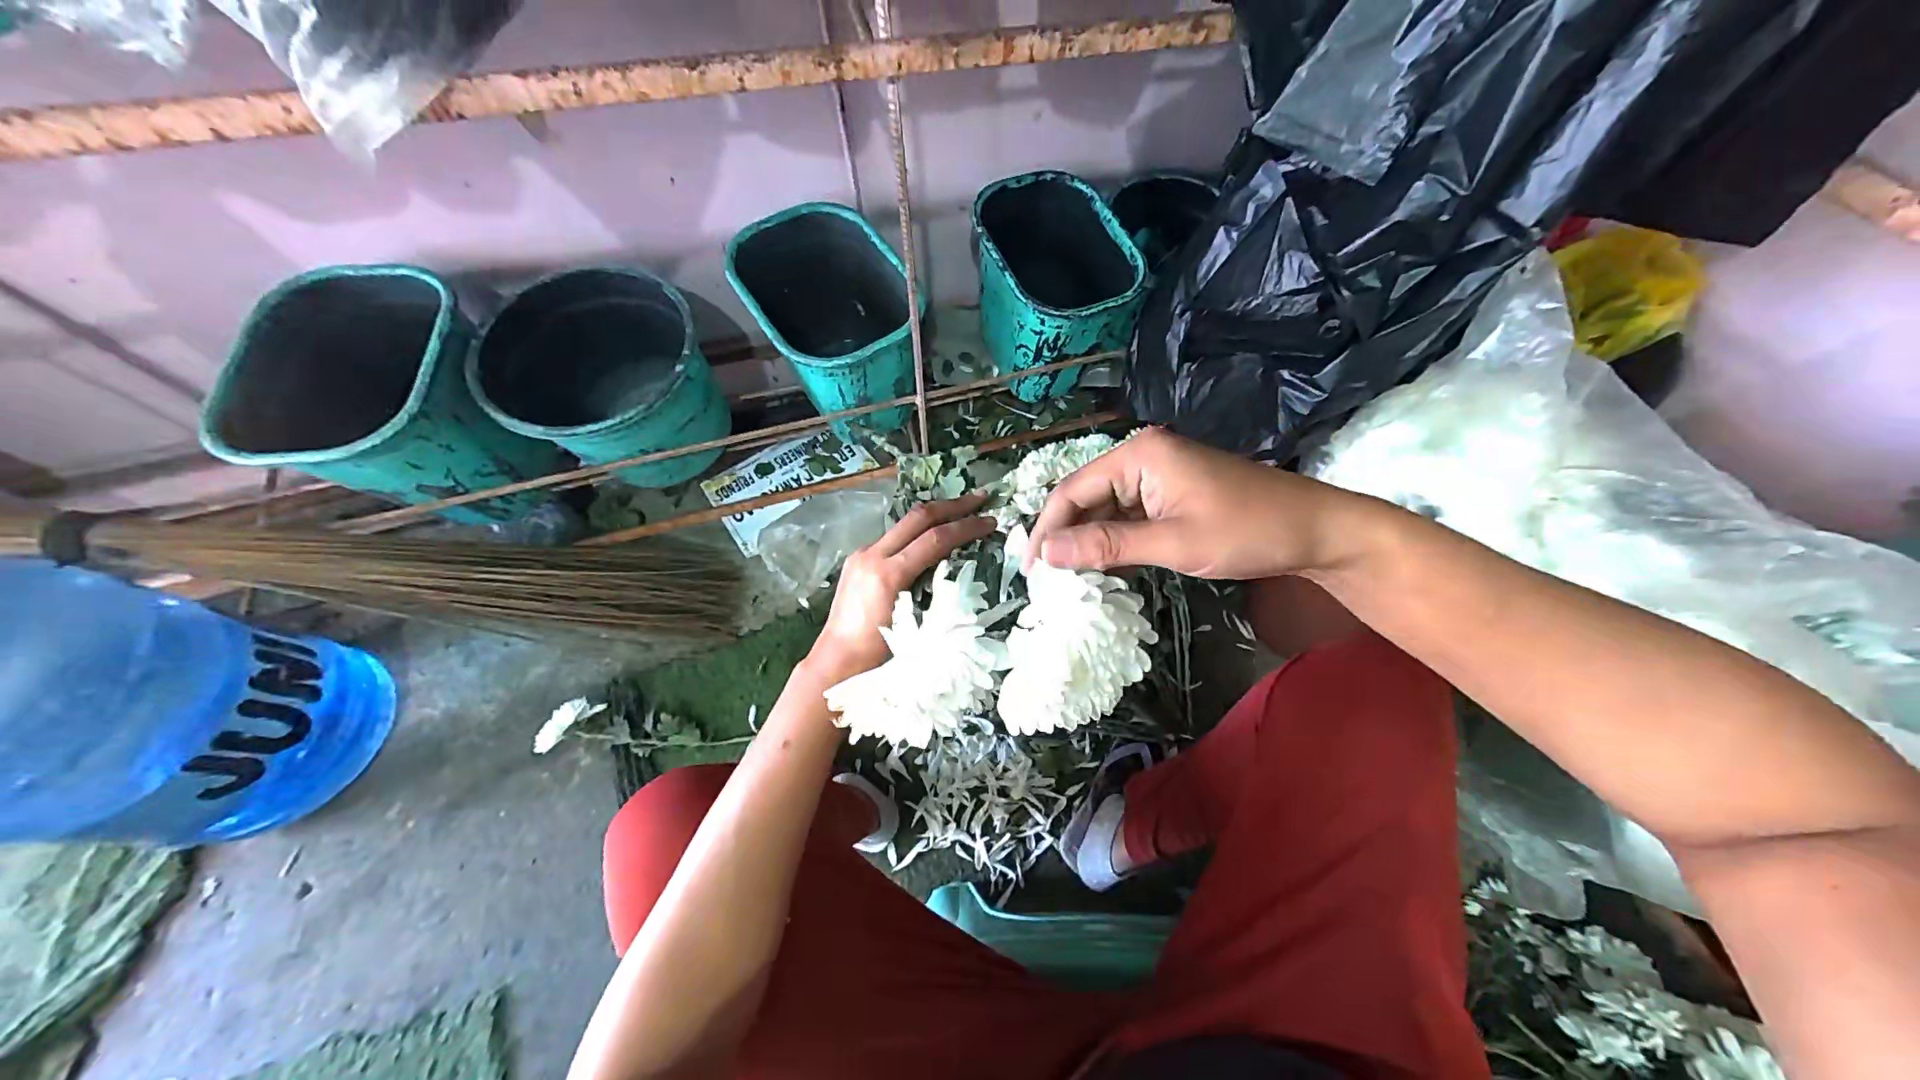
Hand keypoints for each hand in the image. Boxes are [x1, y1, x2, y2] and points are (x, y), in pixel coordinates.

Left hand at [808, 493, 996, 679]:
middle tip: (981, 498)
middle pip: (919, 517)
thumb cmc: (879, 654)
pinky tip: (933, 533)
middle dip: (954, 505)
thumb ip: (936, 592)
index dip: (967, 527)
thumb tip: (960, 568)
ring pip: (905, 523)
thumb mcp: (915, 624)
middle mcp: (872, 555)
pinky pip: (893, 538)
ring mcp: (862, 555)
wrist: (839, 661)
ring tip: (961, 509)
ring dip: (936, 514)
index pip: (935, 539)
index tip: (991, 521)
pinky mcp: (858, 560)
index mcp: (888, 574)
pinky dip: (918, 531)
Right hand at [1028, 428, 1378, 578]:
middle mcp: (1142, 456)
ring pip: (1104, 509)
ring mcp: (1157, 474)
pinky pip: (1128, 516)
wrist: (1316, 530)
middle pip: (1085, 497)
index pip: (1072, 490)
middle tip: (1049, 582)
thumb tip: (1047, 555)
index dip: (1047, 530)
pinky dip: (1115, 542)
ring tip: (1072, 581)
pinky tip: (1106, 570)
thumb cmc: (1247, 531)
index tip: (1031, 571)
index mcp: (1139, 455)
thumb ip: (1106, 546)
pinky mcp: (1170, 493)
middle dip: (1066, 538)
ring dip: (1090, 543)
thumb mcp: (1172, 543)